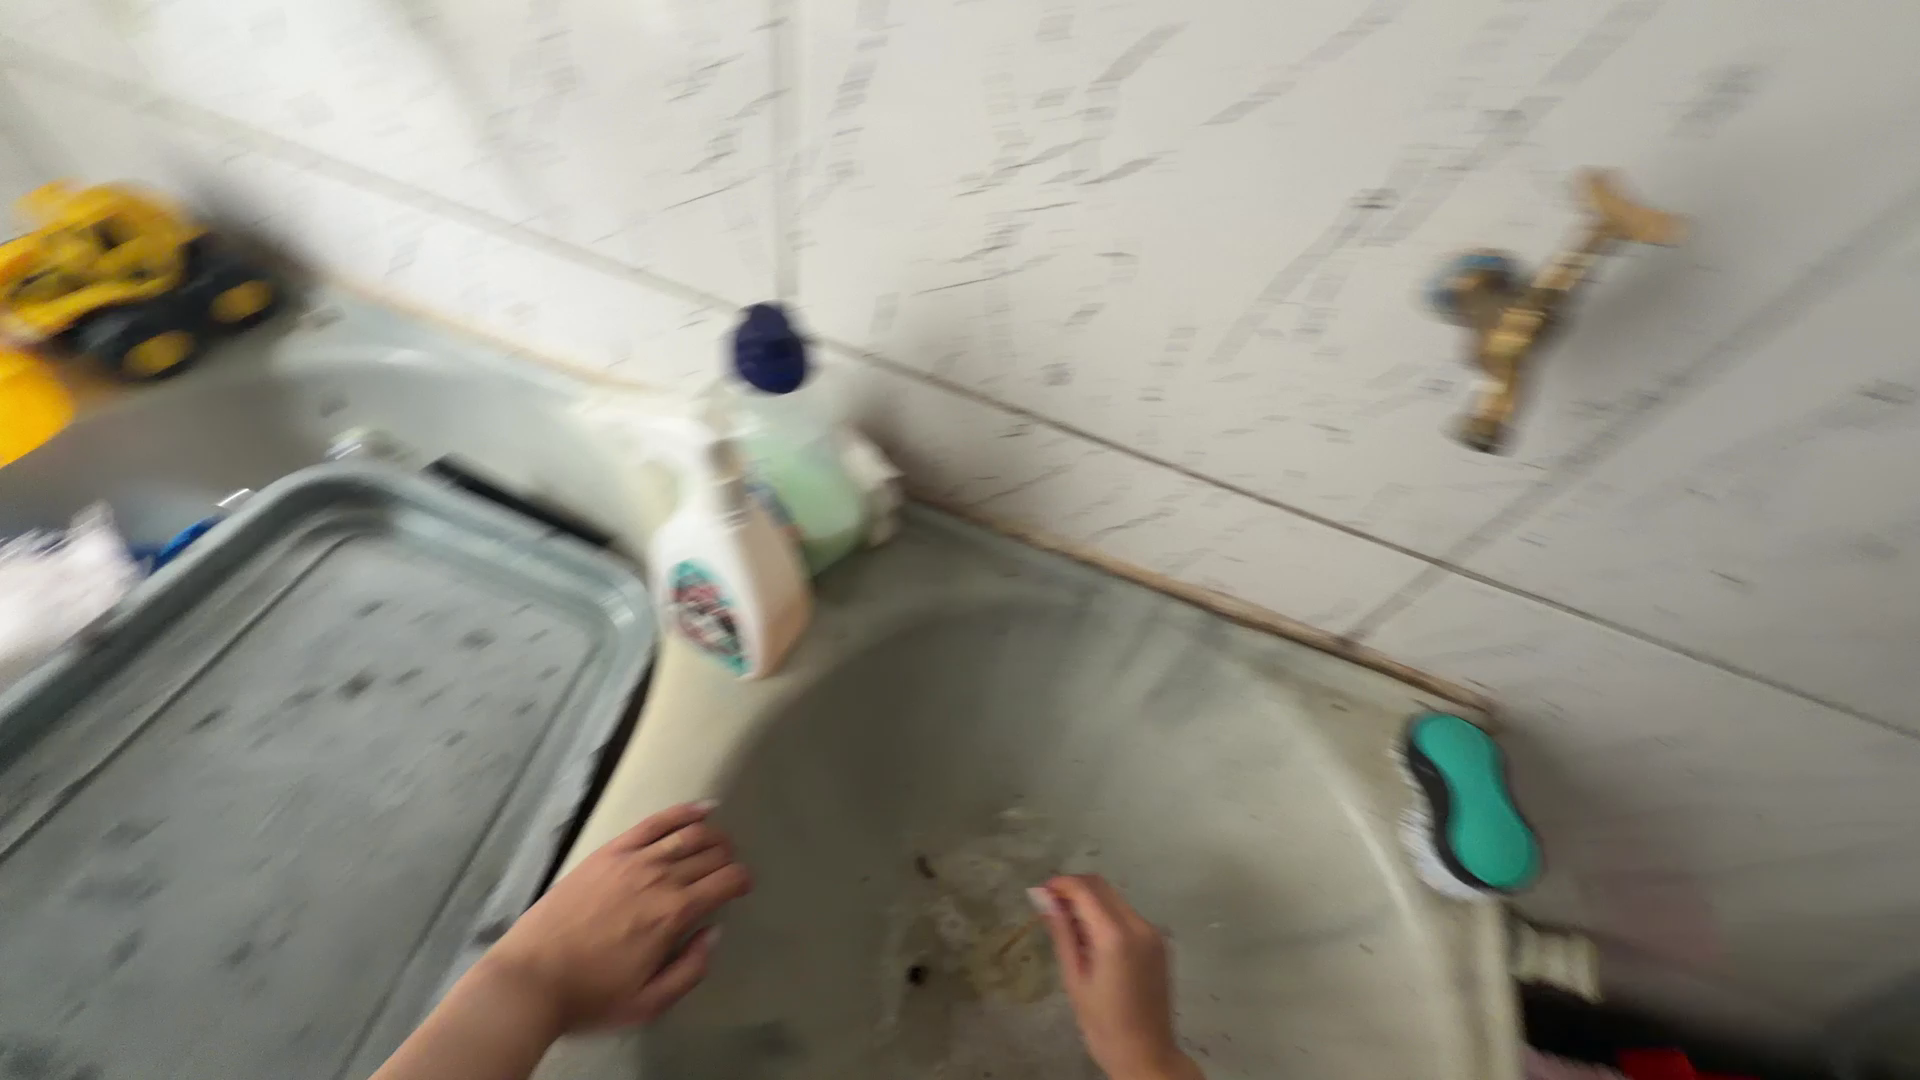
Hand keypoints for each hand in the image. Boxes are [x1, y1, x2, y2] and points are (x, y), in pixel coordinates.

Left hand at [478, 801, 752, 1032]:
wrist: (529, 980)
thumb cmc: (590, 996)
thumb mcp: (648, 1003)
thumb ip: (691, 969)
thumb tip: (714, 931)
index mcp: (675, 914)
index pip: (727, 881)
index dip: (742, 881)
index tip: (743, 887)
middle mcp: (662, 878)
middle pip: (712, 855)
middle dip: (729, 859)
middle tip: (728, 869)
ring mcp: (636, 859)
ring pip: (690, 833)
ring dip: (714, 835)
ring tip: (719, 842)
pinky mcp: (612, 850)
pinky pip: (657, 822)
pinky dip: (685, 811)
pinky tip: (703, 809)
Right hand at [1031, 875, 1200, 1079]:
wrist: (1148, 1057)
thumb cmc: (1104, 1025)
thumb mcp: (1075, 978)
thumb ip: (1061, 932)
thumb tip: (1043, 898)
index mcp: (1116, 936)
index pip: (1086, 889)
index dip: (1061, 884)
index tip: (1041, 892)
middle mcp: (1139, 925)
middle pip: (1102, 887)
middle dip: (1074, 888)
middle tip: (1051, 906)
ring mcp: (1153, 932)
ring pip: (1114, 898)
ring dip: (1090, 901)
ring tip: (1069, 926)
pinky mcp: (1159, 942)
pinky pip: (1127, 914)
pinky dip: (1106, 914)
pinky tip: (1093, 938)